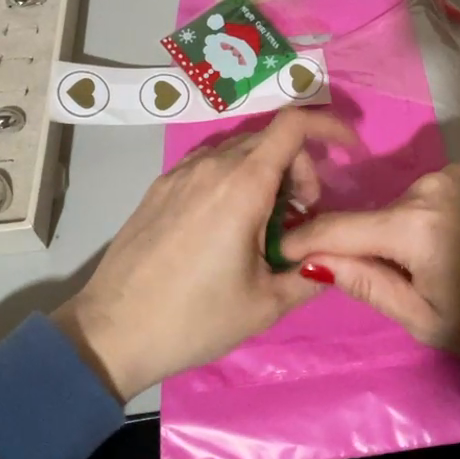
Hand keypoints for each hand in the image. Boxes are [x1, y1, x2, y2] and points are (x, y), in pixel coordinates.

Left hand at [49, 108, 356, 401]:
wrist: (109, 333)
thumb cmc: (193, 319)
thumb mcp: (265, 304)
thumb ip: (311, 272)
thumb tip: (338, 254)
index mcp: (242, 184)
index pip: (294, 124)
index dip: (329, 126)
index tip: (349, 152)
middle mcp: (212, 164)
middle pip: (271, 138)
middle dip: (301, 167)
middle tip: (303, 217)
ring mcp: (182, 171)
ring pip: (240, 150)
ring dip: (267, 173)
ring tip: (267, 226)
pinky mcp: (161, 185)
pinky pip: (211, 164)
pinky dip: (236, 178)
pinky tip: (229, 226)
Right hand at [281, 158, 459, 367]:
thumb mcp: (425, 320)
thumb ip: (368, 284)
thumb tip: (314, 261)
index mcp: (414, 229)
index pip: (341, 228)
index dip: (307, 239)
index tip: (281, 248)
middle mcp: (430, 186)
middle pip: (379, 215)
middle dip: (375, 243)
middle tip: (400, 278)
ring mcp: (457, 170)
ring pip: (409, 201)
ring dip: (410, 226)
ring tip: (443, 259)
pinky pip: (439, 189)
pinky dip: (438, 210)